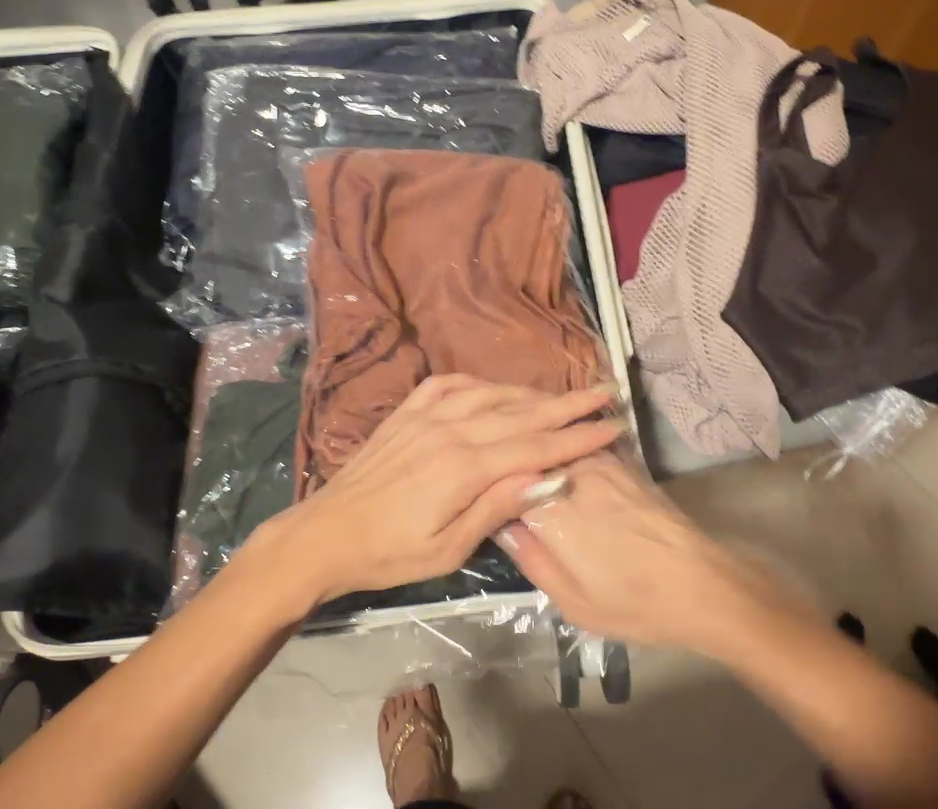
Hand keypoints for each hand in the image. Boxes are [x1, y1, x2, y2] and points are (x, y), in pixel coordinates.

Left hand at [245, 375, 623, 611]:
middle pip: (520, 413)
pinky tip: (496, 388)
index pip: (535, 447)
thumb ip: (499, 507)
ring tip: (561, 396)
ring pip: (490, 394)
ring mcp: (425, 416)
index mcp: (464, 467)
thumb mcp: (449, 547)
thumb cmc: (390, 554)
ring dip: (530, 393)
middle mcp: (449, 430)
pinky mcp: (406, 413)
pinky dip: (480, 383)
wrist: (325, 534)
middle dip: (566, 405)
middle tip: (604, 394)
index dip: (577, 438)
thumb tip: (552, 478)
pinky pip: (450, 385)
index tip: (612, 427)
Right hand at [497, 454, 800, 655]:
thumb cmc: (634, 603)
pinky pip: (581, 450)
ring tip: (523, 469)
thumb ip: (531, 559)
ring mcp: (601, 464)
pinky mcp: (622, 463)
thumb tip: (499, 524)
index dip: (487, 490)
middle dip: (509, 468)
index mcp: (553, 510)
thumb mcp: (572, 602)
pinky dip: (565, 454)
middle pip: (528, 459)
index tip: (478, 498)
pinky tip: (560, 468)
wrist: (703, 584)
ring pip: (554, 450)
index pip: (502, 483)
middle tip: (494, 481)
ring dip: (538, 456)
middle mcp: (573, 476)